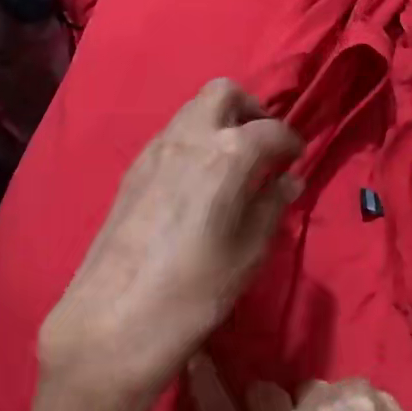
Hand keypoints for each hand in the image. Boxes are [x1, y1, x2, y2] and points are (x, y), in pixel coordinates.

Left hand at [40, 79, 303, 410]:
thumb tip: (289, 181)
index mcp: (226, 153)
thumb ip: (271, 206)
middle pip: (223, 92)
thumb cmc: (194, 291)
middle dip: (249, 109)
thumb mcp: (248, 253)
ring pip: (193, 109)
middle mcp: (189, 136)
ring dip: (218, 122)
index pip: (270, 129)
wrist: (114, 318)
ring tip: (232, 164)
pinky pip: (171, 134)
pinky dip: (193, 141)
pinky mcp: (133, 167)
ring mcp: (155, 148)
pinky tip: (198, 182)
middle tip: (262, 146)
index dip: (290, 141)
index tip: (297, 158)